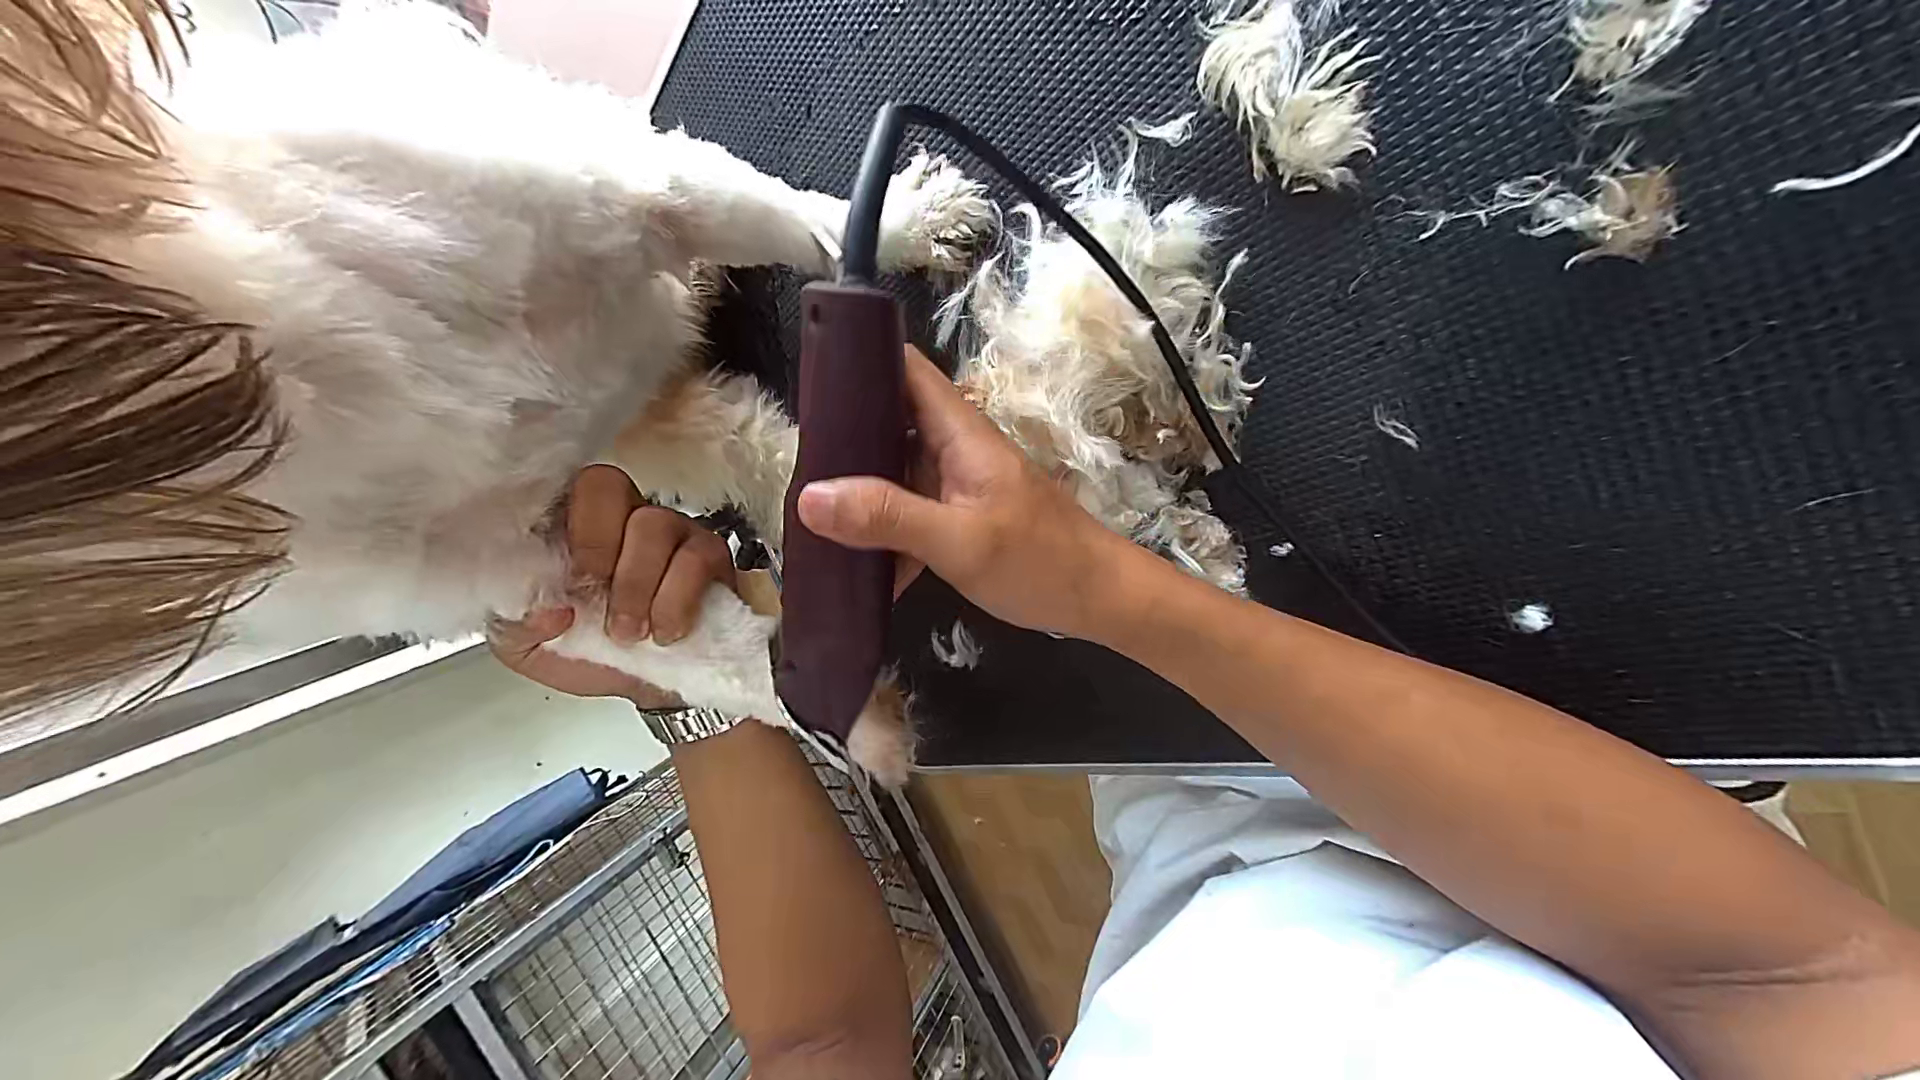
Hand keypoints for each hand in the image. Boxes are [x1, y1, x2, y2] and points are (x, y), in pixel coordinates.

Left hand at [490, 465, 737, 703]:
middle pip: (608, 483)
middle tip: (597, 597)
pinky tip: (666, 631)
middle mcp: (622, 517)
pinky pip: (697, 559)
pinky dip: (677, 600)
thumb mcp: (530, 651)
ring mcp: (672, 530)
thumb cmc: (592, 655)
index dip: (567, 521)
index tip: (571, 578)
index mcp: (570, 527)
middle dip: (599, 544)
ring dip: (638, 585)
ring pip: (655, 523)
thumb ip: (517, 628)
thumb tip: (549, 609)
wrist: (649, 687)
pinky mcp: (710, 555)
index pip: (563, 485)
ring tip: (631, 632)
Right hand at [795, 347, 1141, 638]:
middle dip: (845, 440)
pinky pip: (910, 510)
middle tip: (798, 469)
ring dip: (862, 491)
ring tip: (814, 517)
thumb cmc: (1039, 562)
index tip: (810, 386)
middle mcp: (955, 447)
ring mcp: (957, 482)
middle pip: (890, 421)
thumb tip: (810, 498)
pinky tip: (861, 562)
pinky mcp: (959, 515)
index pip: (906, 369)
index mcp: (960, 432)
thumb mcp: (959, 542)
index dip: (858, 363)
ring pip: (896, 470)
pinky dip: (886, 529)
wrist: (1097, 598)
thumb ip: (889, 517)